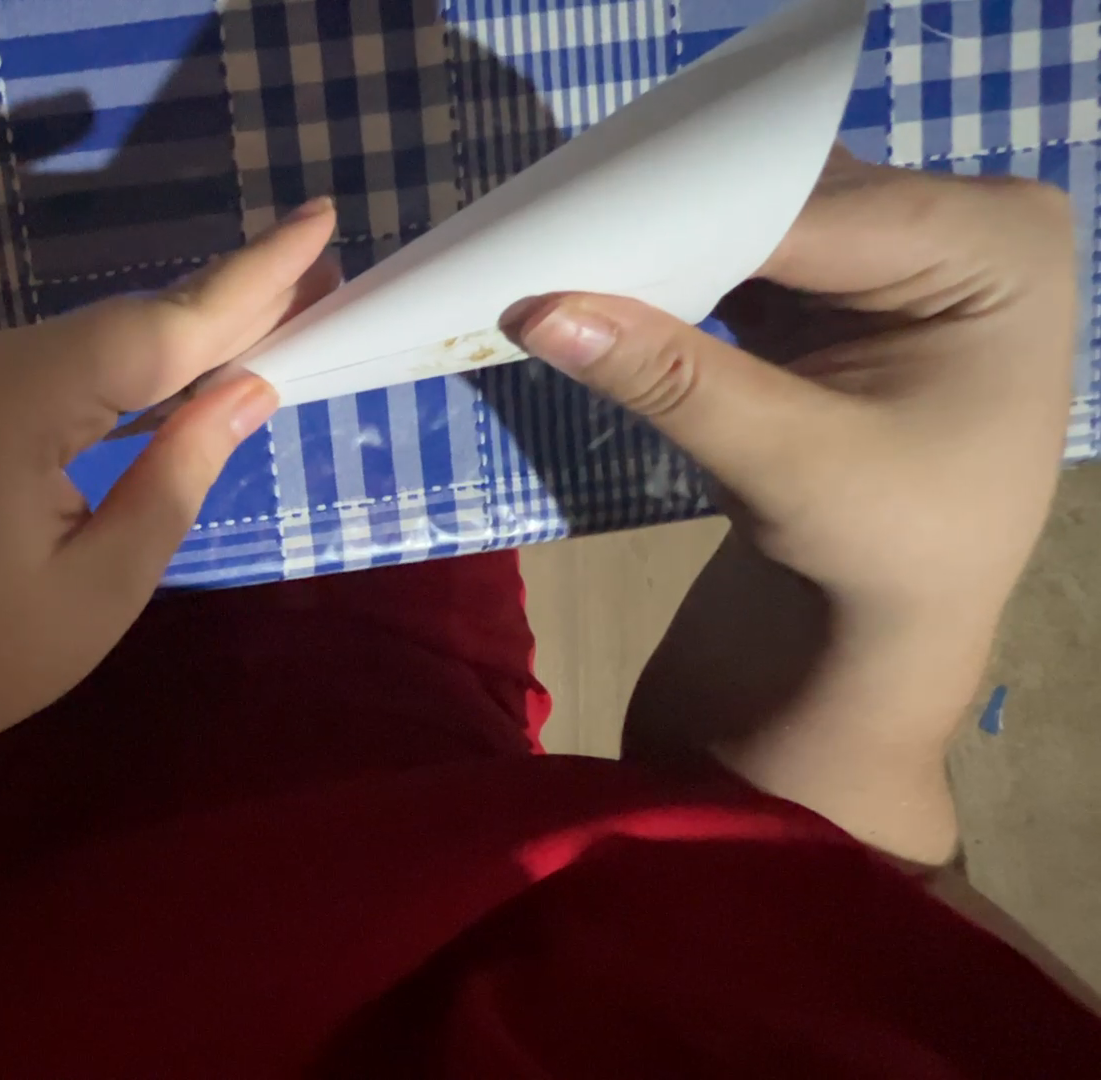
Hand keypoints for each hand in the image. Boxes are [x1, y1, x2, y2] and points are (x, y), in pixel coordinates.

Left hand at [0, 199, 339, 767]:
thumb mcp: (107, 578)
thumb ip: (180, 471)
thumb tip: (249, 389)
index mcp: (14, 398)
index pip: (157, 327)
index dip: (248, 282)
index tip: (318, 222)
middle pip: (125, 326)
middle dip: (224, 304)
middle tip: (315, 274)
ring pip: (92, 348)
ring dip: (177, 343)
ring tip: (268, 321)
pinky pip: (55, 376)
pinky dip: (123, 377)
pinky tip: (175, 375)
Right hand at [508, 152, 1074, 636]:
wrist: (886, 596)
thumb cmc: (881, 536)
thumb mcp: (777, 456)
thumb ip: (664, 378)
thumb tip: (536, 314)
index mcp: (987, 242)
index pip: (806, 208)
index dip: (681, 224)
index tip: (563, 245)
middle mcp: (942, 225)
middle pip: (772, 201)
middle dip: (662, 230)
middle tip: (546, 250)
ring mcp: (877, 256)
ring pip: (741, 227)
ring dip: (654, 256)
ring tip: (560, 269)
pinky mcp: (819, 293)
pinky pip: (725, 266)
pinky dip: (664, 284)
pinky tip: (602, 295)